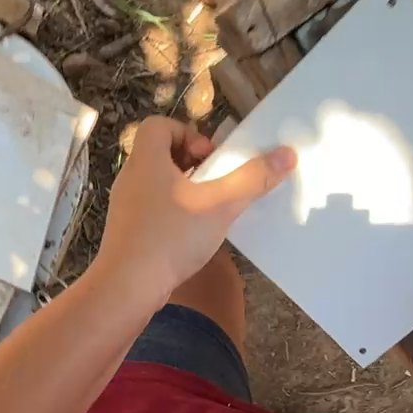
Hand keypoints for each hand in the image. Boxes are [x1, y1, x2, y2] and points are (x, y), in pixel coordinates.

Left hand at [92, 117, 295, 304]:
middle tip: (215, 184)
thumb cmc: (170, 238)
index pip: (158, 125)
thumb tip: (287, 154)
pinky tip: (190, 236)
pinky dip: (172, 214)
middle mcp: (131, 178)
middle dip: (192, 164)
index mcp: (146, 160)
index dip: (188, 133)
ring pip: (157, 185)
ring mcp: (125, 207)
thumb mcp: (219, 206)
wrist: (126, 287)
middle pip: (160, 154)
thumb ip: (253, 179)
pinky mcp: (127, 233)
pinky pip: (151, 211)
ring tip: (208, 211)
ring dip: (185, 191)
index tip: (210, 158)